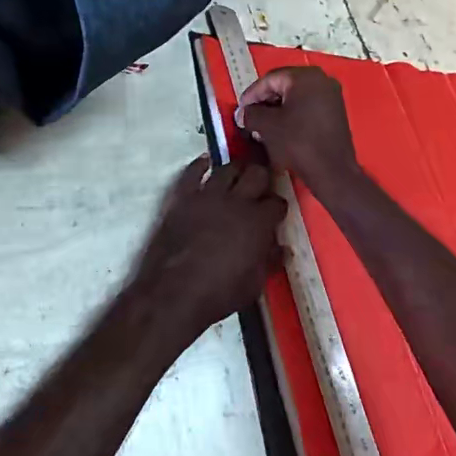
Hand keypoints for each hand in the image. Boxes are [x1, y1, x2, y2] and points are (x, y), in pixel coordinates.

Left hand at [124, 156, 285, 345]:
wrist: (175, 292)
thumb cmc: (220, 293)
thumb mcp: (255, 282)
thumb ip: (269, 260)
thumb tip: (281, 248)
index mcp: (258, 222)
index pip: (277, 202)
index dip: (278, 206)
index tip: (276, 212)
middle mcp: (236, 201)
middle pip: (257, 174)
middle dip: (262, 177)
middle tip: (261, 185)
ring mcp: (208, 196)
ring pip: (227, 168)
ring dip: (236, 169)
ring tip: (239, 173)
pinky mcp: (182, 198)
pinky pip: (192, 172)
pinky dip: (200, 164)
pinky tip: (206, 162)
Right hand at [236, 67, 359, 190]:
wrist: (332, 170)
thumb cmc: (298, 142)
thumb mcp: (267, 126)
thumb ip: (250, 114)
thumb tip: (243, 114)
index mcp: (305, 77)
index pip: (269, 79)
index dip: (251, 95)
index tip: (240, 110)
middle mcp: (321, 79)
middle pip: (283, 86)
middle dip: (264, 102)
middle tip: (249, 118)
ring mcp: (331, 95)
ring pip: (295, 97)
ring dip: (276, 110)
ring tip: (261, 127)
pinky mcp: (334, 112)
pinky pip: (307, 106)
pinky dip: (291, 115)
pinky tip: (279, 130)